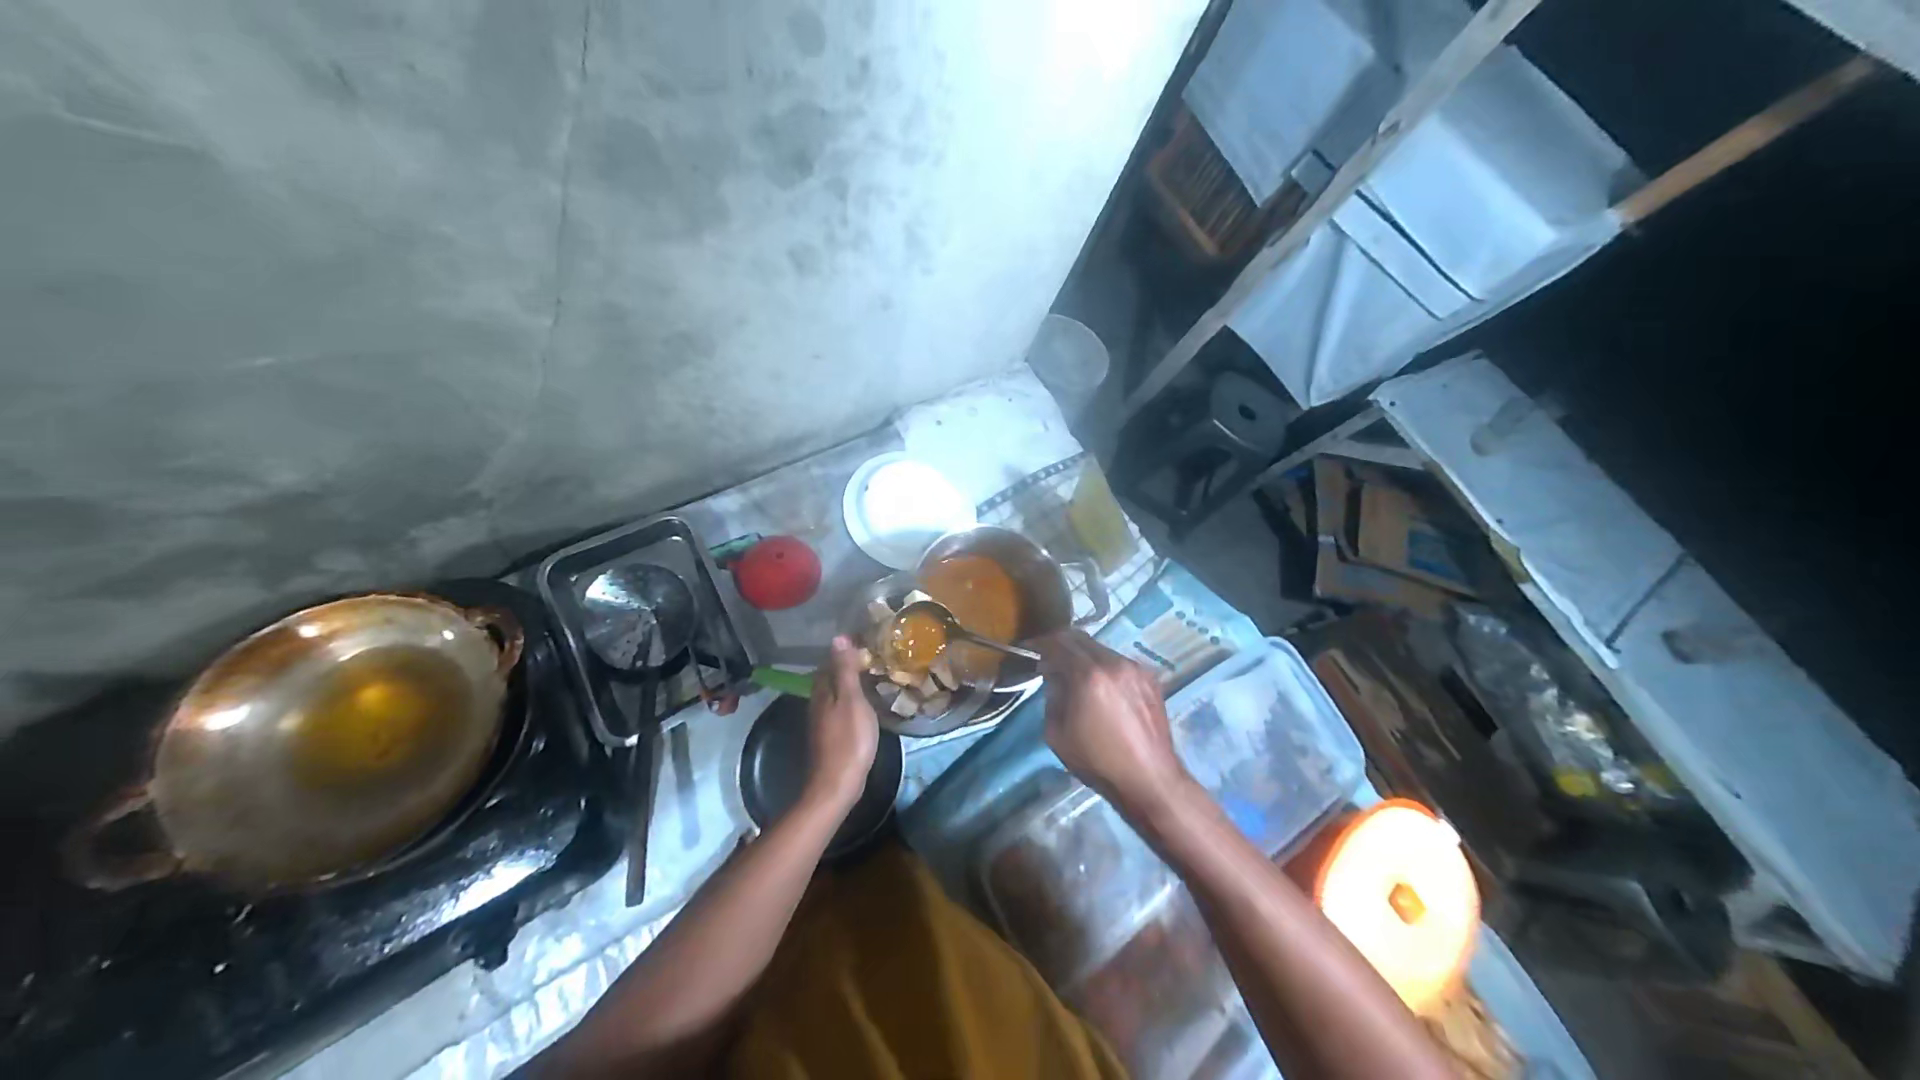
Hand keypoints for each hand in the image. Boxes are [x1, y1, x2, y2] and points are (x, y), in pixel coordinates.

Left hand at [804, 636, 879, 812]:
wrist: (838, 784)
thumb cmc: (849, 739)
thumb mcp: (852, 700)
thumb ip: (845, 670)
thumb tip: (838, 637)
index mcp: (822, 690)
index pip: (830, 661)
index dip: (846, 651)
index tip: (868, 643)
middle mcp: (817, 702)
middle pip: (831, 677)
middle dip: (849, 666)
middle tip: (875, 658)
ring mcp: (822, 720)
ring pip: (836, 693)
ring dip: (851, 683)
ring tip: (875, 677)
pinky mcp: (831, 735)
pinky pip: (841, 708)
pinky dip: (853, 700)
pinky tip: (867, 704)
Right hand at [1035, 630, 1194, 820]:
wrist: (1149, 779)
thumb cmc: (1098, 762)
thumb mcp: (1057, 733)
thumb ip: (1052, 697)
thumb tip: (1055, 679)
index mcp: (1088, 675)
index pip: (1058, 643)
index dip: (1039, 644)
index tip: (1029, 650)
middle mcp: (1114, 663)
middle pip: (1080, 638)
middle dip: (1061, 645)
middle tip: (1049, 660)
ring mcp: (1136, 669)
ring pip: (1101, 649)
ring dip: (1083, 656)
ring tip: (1076, 678)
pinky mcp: (1150, 679)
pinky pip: (1119, 663)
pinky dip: (1104, 668)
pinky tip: (1101, 690)